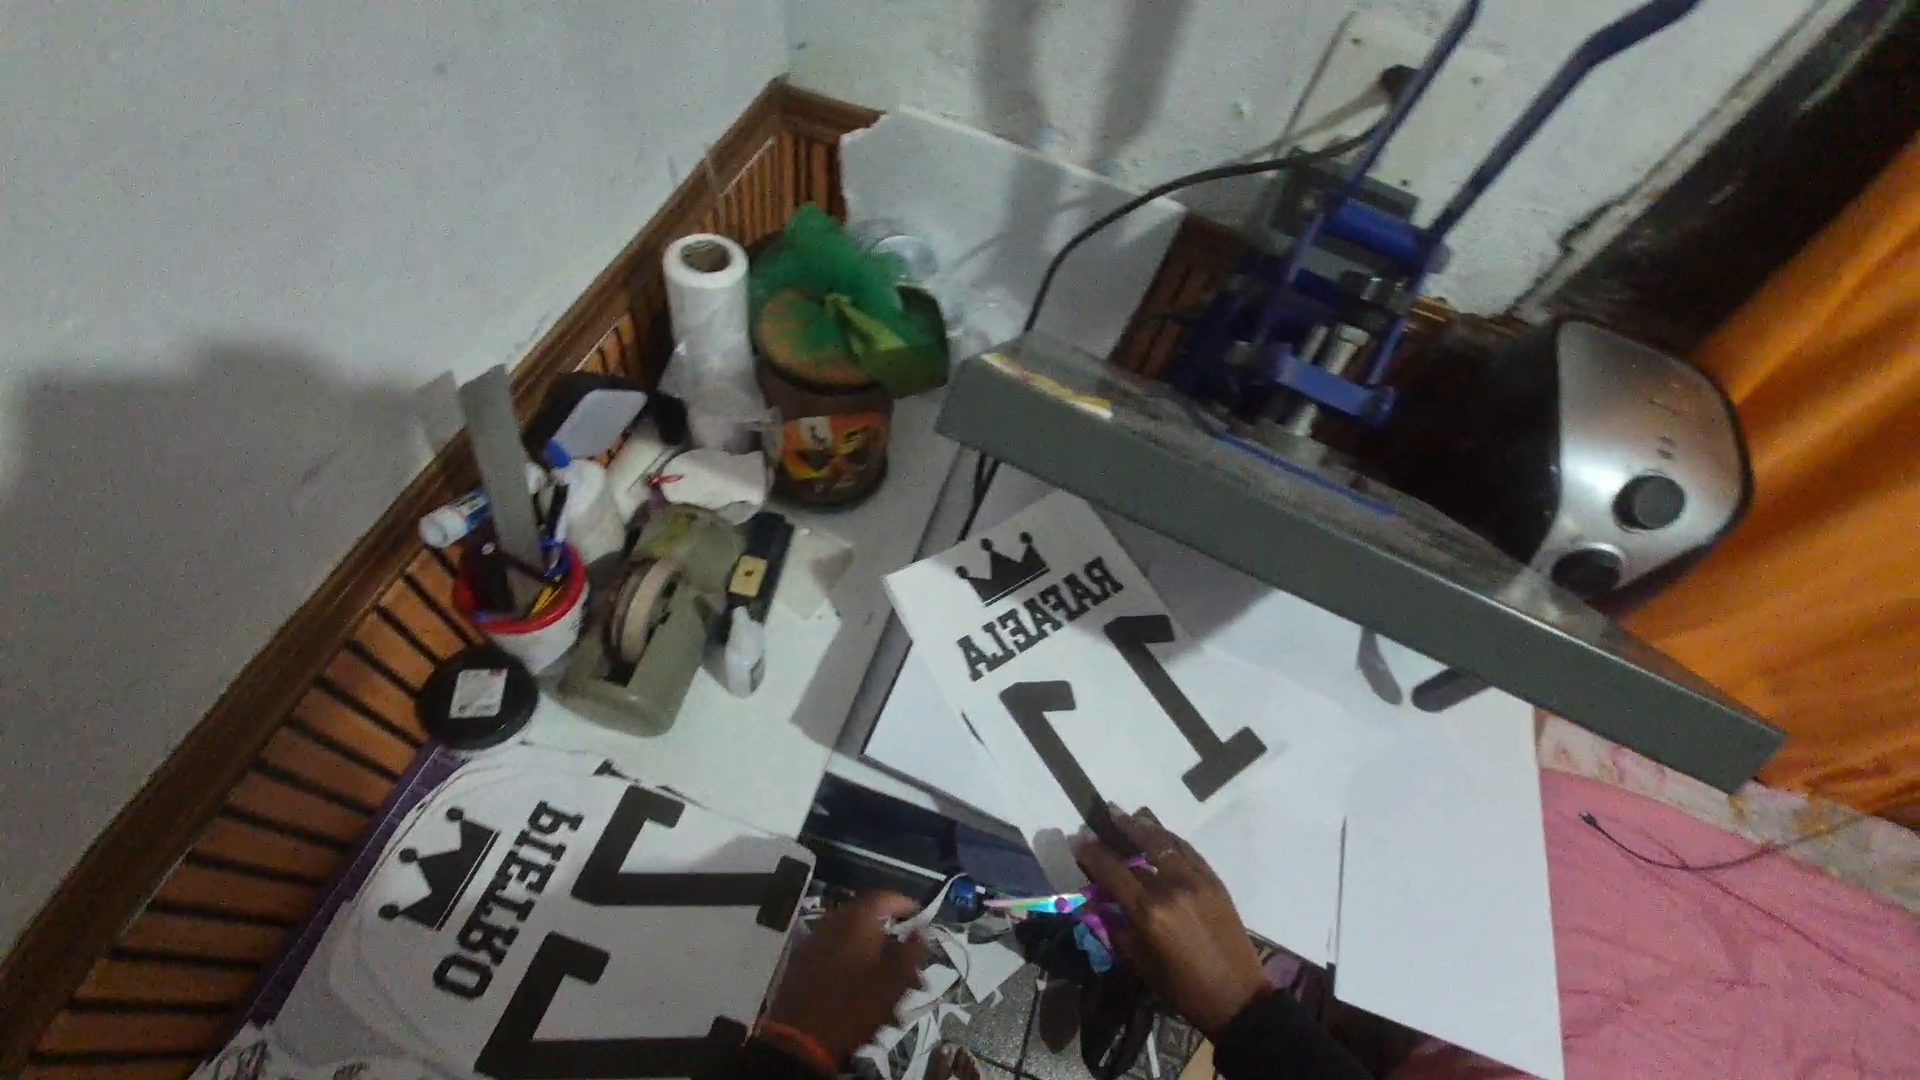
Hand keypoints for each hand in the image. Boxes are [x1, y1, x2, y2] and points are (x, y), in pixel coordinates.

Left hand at [763, 891, 928, 1071]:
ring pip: (850, 933)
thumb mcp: (893, 983)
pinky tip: (855, 979)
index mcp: (859, 918)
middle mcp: (835, 919)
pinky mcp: (802, 957)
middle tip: (902, 953)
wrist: (800, 1038)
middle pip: (868, 914)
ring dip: (869, 946)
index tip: (919, 917)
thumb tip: (921, 930)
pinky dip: (849, 955)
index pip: (887, 896)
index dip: (905, 905)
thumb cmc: (854, 1005)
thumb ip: (911, 952)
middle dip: (888, 932)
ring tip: (881, 972)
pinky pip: (833, 946)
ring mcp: (816, 937)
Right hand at [1074, 807, 1268, 1036]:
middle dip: (1117, 829)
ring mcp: (1195, 880)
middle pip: (1138, 847)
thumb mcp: (1138, 963)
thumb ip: (1114, 928)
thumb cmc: (1181, 987)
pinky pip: (1187, 850)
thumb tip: (1095, 902)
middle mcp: (1171, 888)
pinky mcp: (1214, 880)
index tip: (1077, 839)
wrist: (1236, 998)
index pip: (1111, 870)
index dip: (1091, 852)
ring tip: (1126, 814)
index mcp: (1148, 912)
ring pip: (1164, 841)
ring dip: (1143, 825)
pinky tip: (1157, 832)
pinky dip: (1168, 838)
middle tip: (1104, 813)